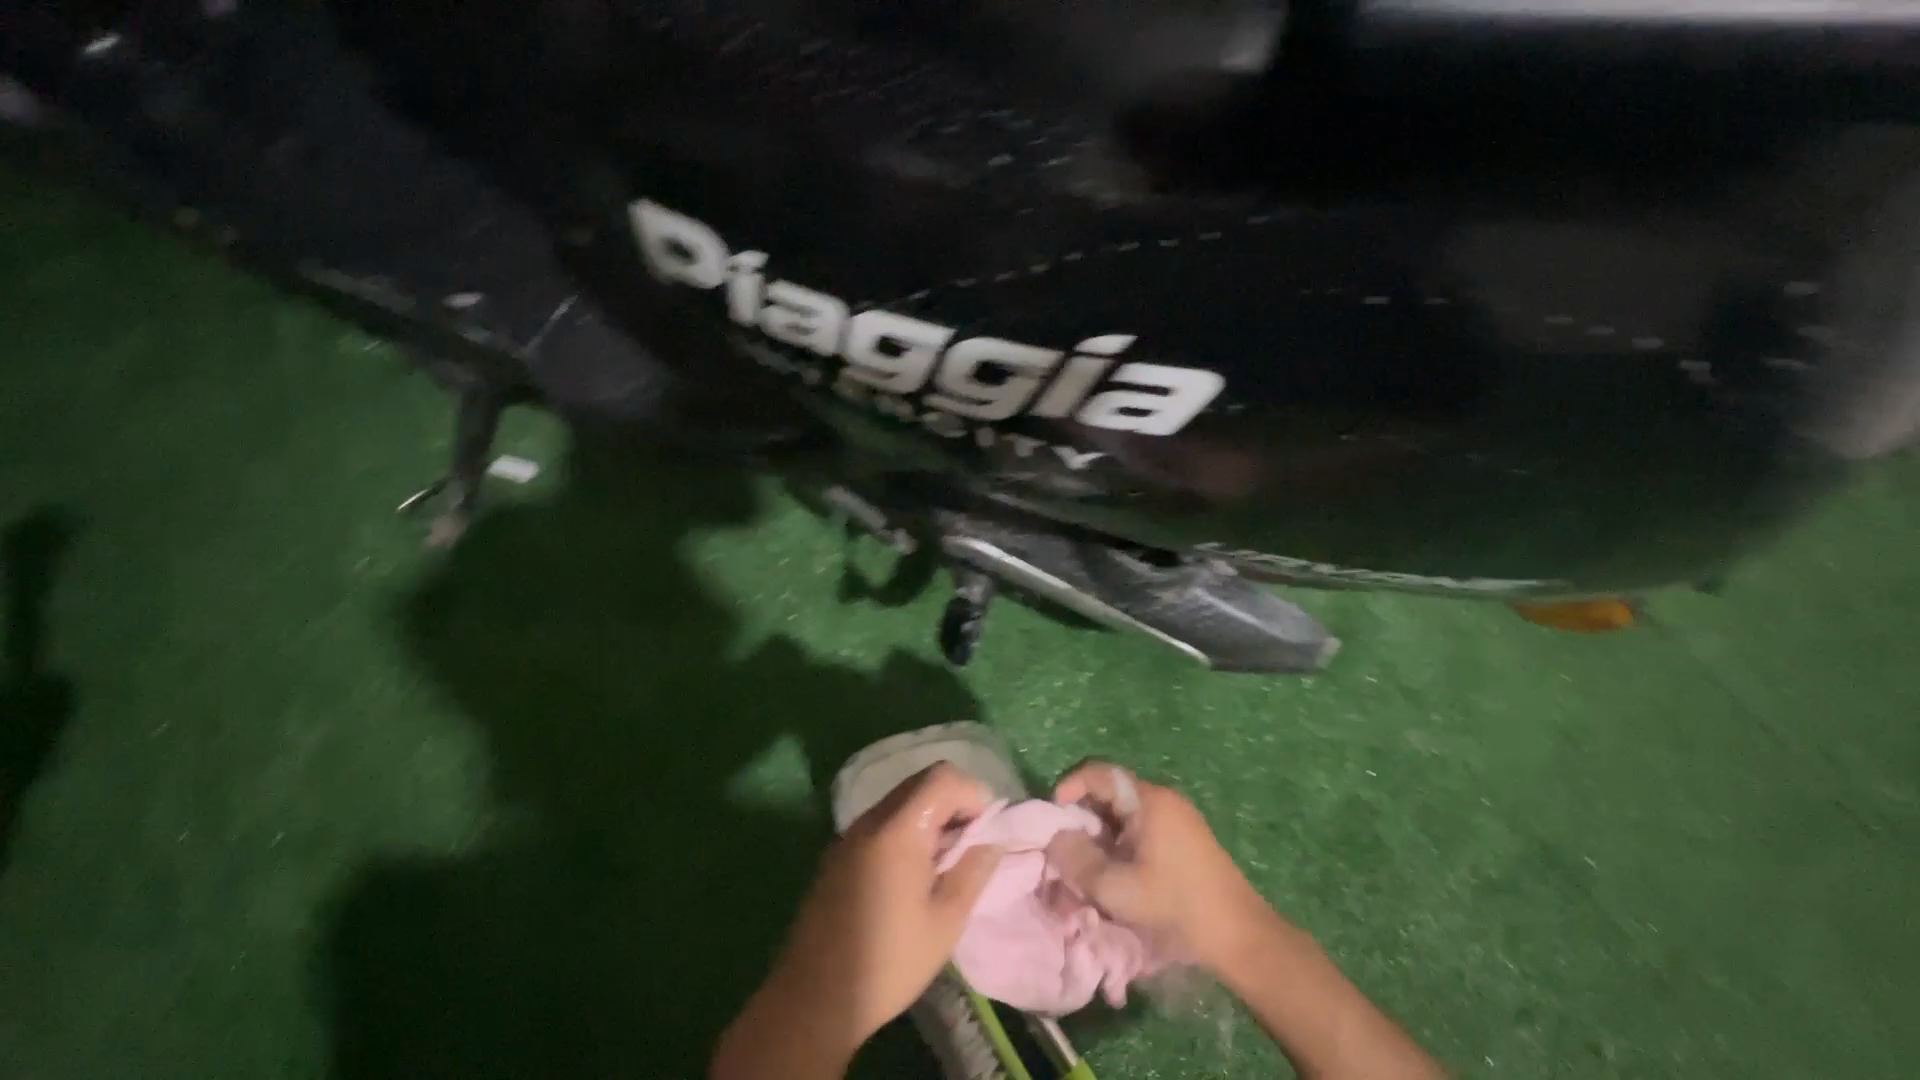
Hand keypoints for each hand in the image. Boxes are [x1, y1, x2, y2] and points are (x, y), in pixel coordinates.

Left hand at [765, 763, 1004, 1051]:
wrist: (814, 999)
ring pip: (900, 801)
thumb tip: (991, 841)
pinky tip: (911, 878)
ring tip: (943, 867)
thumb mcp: (946, 922)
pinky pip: (881, 823)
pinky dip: (905, 831)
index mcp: (898, 830)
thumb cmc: (889, 963)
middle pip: (921, 783)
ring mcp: (848, 836)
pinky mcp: (837, 855)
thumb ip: (973, 871)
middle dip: (954, 804)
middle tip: (968, 850)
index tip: (983, 836)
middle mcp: (870, 820)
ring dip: (930, 818)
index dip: (973, 796)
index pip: (943, 777)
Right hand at [1045, 761, 1267, 970]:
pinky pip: (1141, 829)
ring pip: (1125, 814)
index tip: (1053, 817)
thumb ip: (1078, 860)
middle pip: (1111, 793)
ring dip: (1101, 835)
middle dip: (1083, 817)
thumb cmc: (1176, 905)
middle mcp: (1164, 800)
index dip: (1070, 787)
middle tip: (1066, 849)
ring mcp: (1178, 819)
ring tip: (1088, 867)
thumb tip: (1054, 838)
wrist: (1238, 936)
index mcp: (1149, 800)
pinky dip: (1120, 844)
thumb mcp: (1117, 888)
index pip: (1099, 773)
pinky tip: (1117, 876)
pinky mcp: (1184, 840)